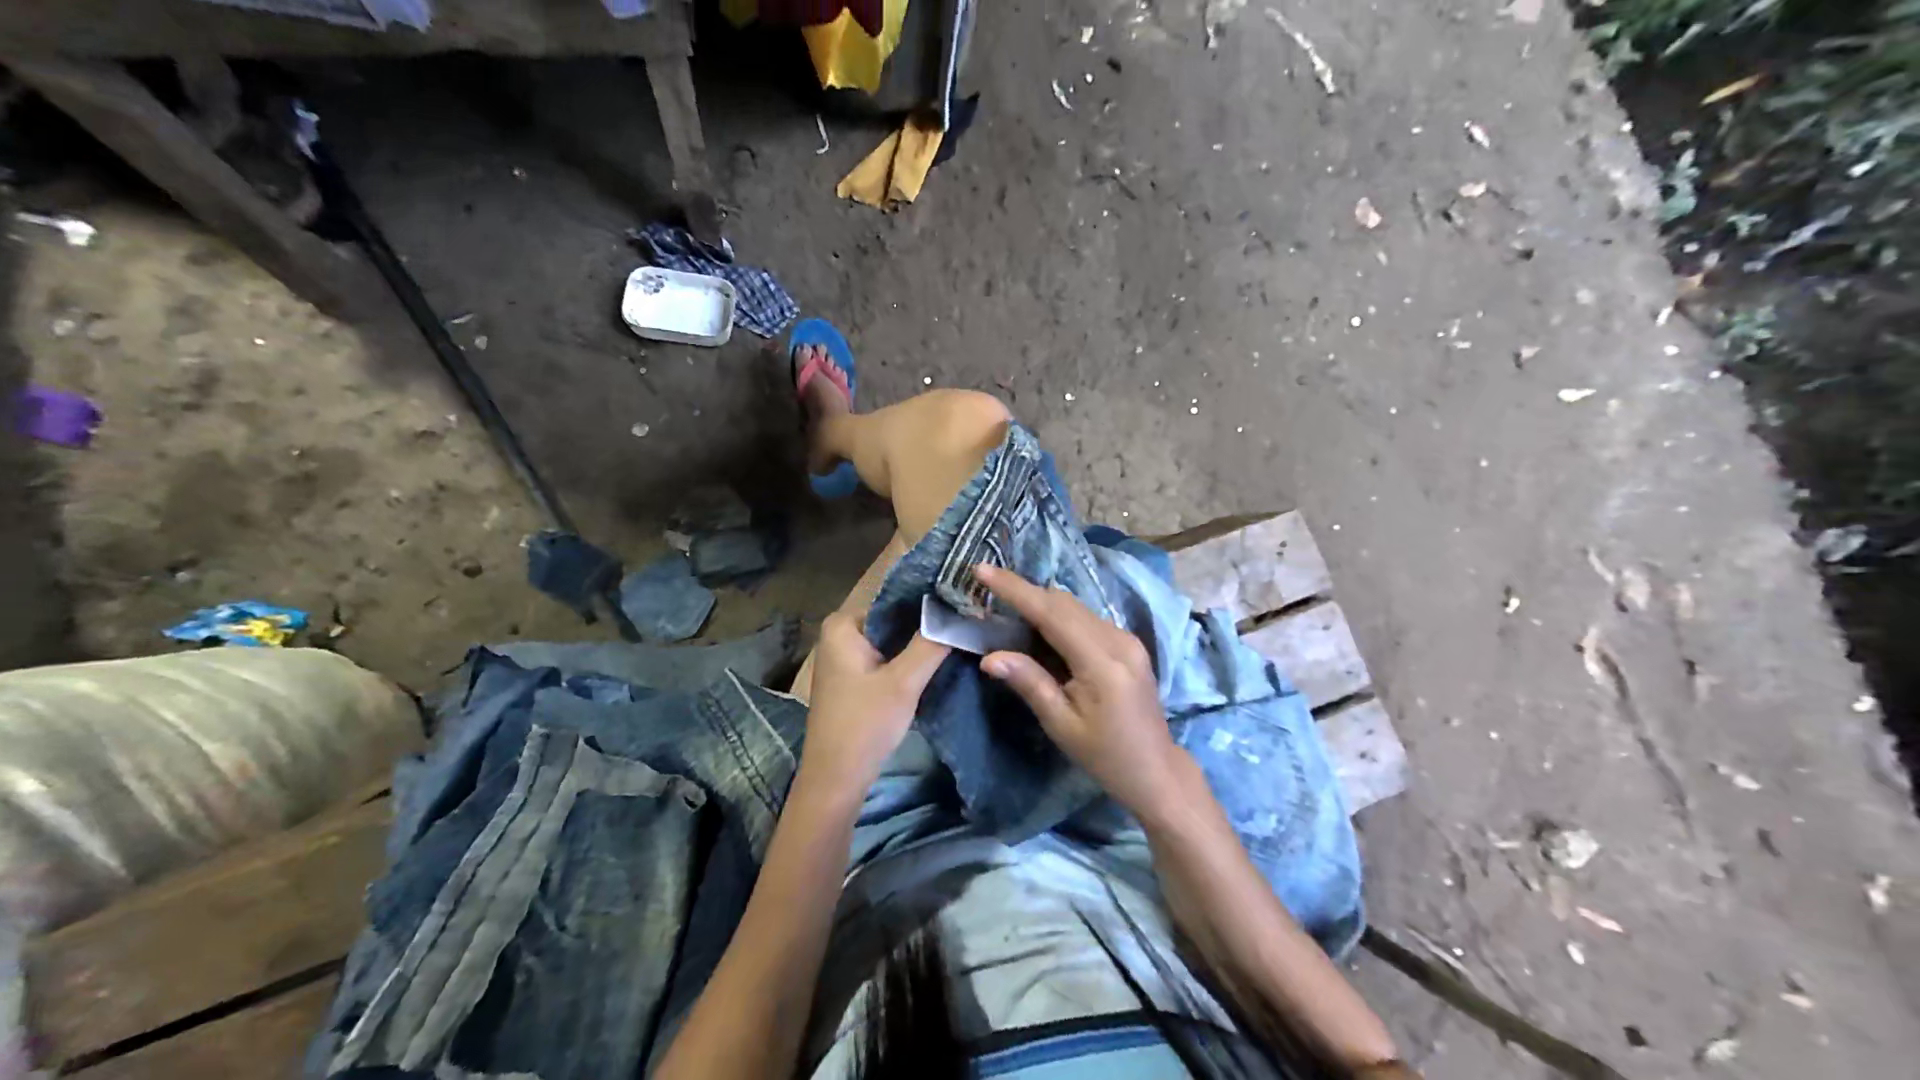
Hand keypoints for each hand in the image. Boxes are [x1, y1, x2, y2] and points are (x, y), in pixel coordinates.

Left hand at [801, 613, 950, 790]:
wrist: (836, 780)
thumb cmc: (864, 725)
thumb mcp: (904, 682)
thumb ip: (932, 643)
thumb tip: (962, 611)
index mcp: (842, 625)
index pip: (895, 597)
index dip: (930, 599)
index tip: (966, 601)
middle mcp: (840, 635)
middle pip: (894, 618)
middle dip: (928, 622)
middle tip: (970, 619)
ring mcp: (846, 658)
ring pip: (893, 640)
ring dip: (922, 642)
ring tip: (962, 635)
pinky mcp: (855, 680)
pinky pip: (888, 658)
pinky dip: (910, 660)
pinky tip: (941, 660)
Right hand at [973, 563, 1188, 818]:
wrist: (1156, 770)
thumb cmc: (1105, 756)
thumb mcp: (1061, 725)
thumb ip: (1029, 683)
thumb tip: (990, 657)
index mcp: (1102, 662)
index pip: (1051, 613)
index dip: (1015, 589)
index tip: (983, 569)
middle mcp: (1118, 640)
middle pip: (1064, 602)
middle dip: (1024, 592)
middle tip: (987, 588)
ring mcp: (1127, 639)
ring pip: (1075, 606)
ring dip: (1041, 603)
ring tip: (1006, 606)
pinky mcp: (1128, 644)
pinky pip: (1086, 618)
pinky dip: (1058, 616)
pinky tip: (1039, 629)